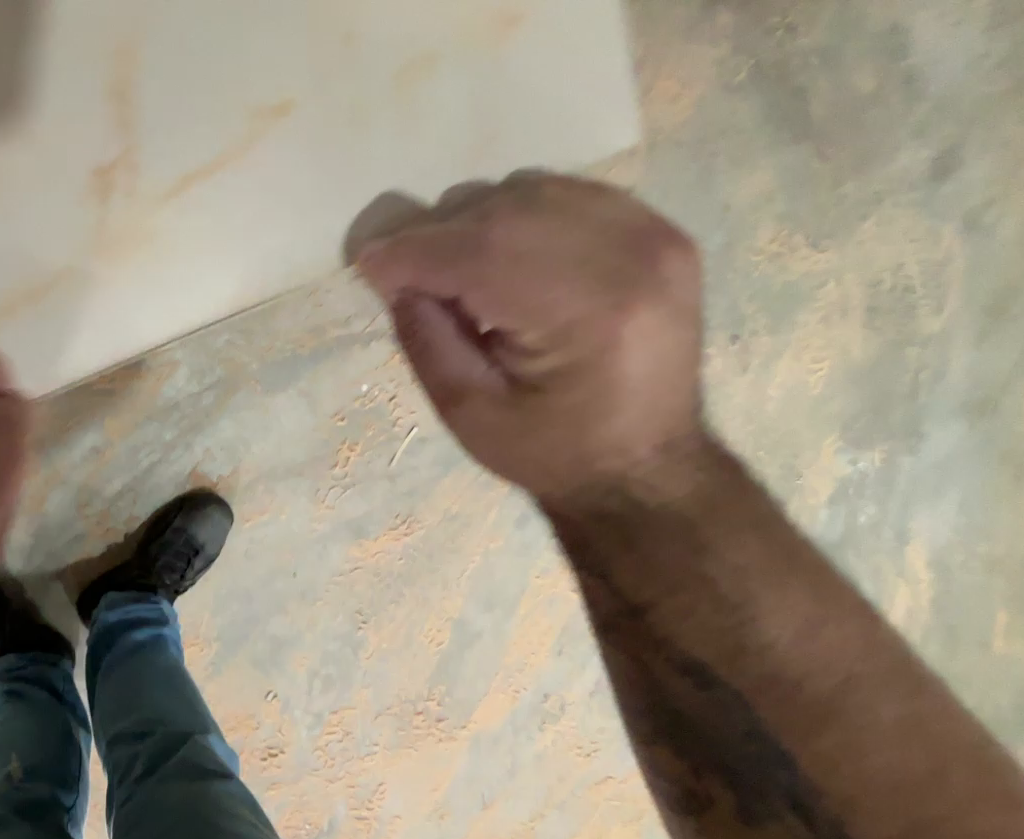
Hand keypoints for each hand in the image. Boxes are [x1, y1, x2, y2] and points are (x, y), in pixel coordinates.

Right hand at [354, 172, 707, 504]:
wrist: (642, 463)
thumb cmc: (549, 452)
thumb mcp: (468, 412)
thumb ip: (427, 339)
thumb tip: (393, 278)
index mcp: (590, 312)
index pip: (483, 253)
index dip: (414, 252)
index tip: (365, 264)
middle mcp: (633, 255)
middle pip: (507, 210)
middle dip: (438, 236)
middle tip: (400, 274)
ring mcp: (654, 235)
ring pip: (533, 190)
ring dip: (474, 222)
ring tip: (448, 272)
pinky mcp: (658, 231)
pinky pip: (566, 195)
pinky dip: (516, 215)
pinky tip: (495, 258)